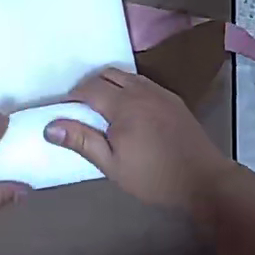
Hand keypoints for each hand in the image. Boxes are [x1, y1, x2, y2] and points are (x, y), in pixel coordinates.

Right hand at [43, 68, 238, 223]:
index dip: (73, 97)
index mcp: (124, 105)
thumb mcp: (112, 165)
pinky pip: (145, 84)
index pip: (90, 88)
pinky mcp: (174, 101)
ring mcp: (161, 94)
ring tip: (103, 110)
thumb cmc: (153, 177)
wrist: (203, 180)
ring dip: (111, 85)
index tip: (64, 112)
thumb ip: (82, 141)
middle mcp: (142, 91)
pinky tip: (130, 112)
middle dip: (90, 86)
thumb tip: (50, 126)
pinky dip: (129, 89)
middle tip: (81, 110)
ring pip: (128, 76)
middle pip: (108, 74)